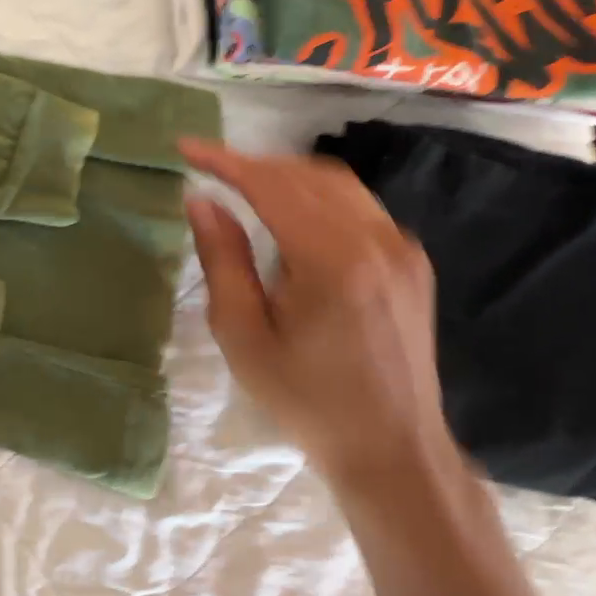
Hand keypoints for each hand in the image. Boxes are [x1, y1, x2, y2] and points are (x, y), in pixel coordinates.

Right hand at [178, 138, 453, 486]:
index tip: (184, 148)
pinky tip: (287, 210)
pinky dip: (315, 194)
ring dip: (285, 175)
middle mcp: (378, 244)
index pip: (274, 187)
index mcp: (334, 262)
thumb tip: (202, 201)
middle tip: (205, 166)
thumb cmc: (303, 396)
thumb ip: (222, 259)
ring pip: (339, 186)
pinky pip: (359, 207)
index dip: (226, 162)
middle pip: (309, 177)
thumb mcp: (242, 332)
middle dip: (253, 164)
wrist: (391, 447)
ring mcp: (403, 253)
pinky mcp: (411, 265)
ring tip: (239, 182)